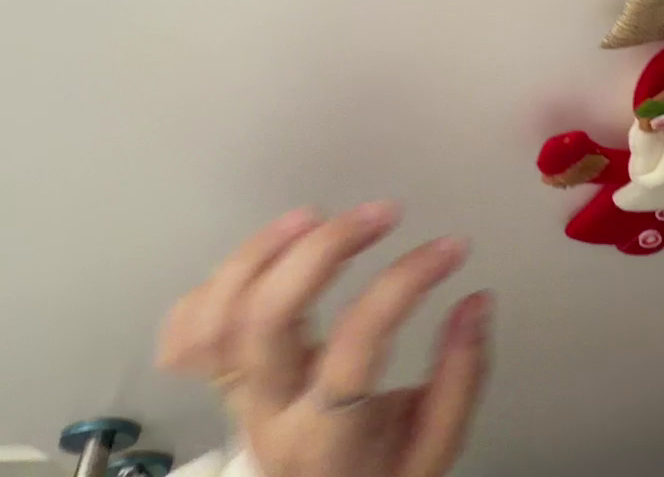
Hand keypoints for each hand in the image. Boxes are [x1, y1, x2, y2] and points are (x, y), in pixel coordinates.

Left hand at [157, 204, 491, 476]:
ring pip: (218, 315)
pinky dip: (213, 287)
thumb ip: (460, 377)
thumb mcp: (435, 450)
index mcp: (327, 440)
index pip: (358, 343)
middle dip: (326, 247)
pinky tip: (264, 257)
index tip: (450, 247)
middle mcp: (269, 415)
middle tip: (380, 213)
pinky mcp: (224, 384)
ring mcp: (236, 398)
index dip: (405, 282)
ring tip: (314, 216)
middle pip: (267, 318)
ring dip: (260, 252)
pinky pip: (188, 335)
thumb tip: (475, 300)